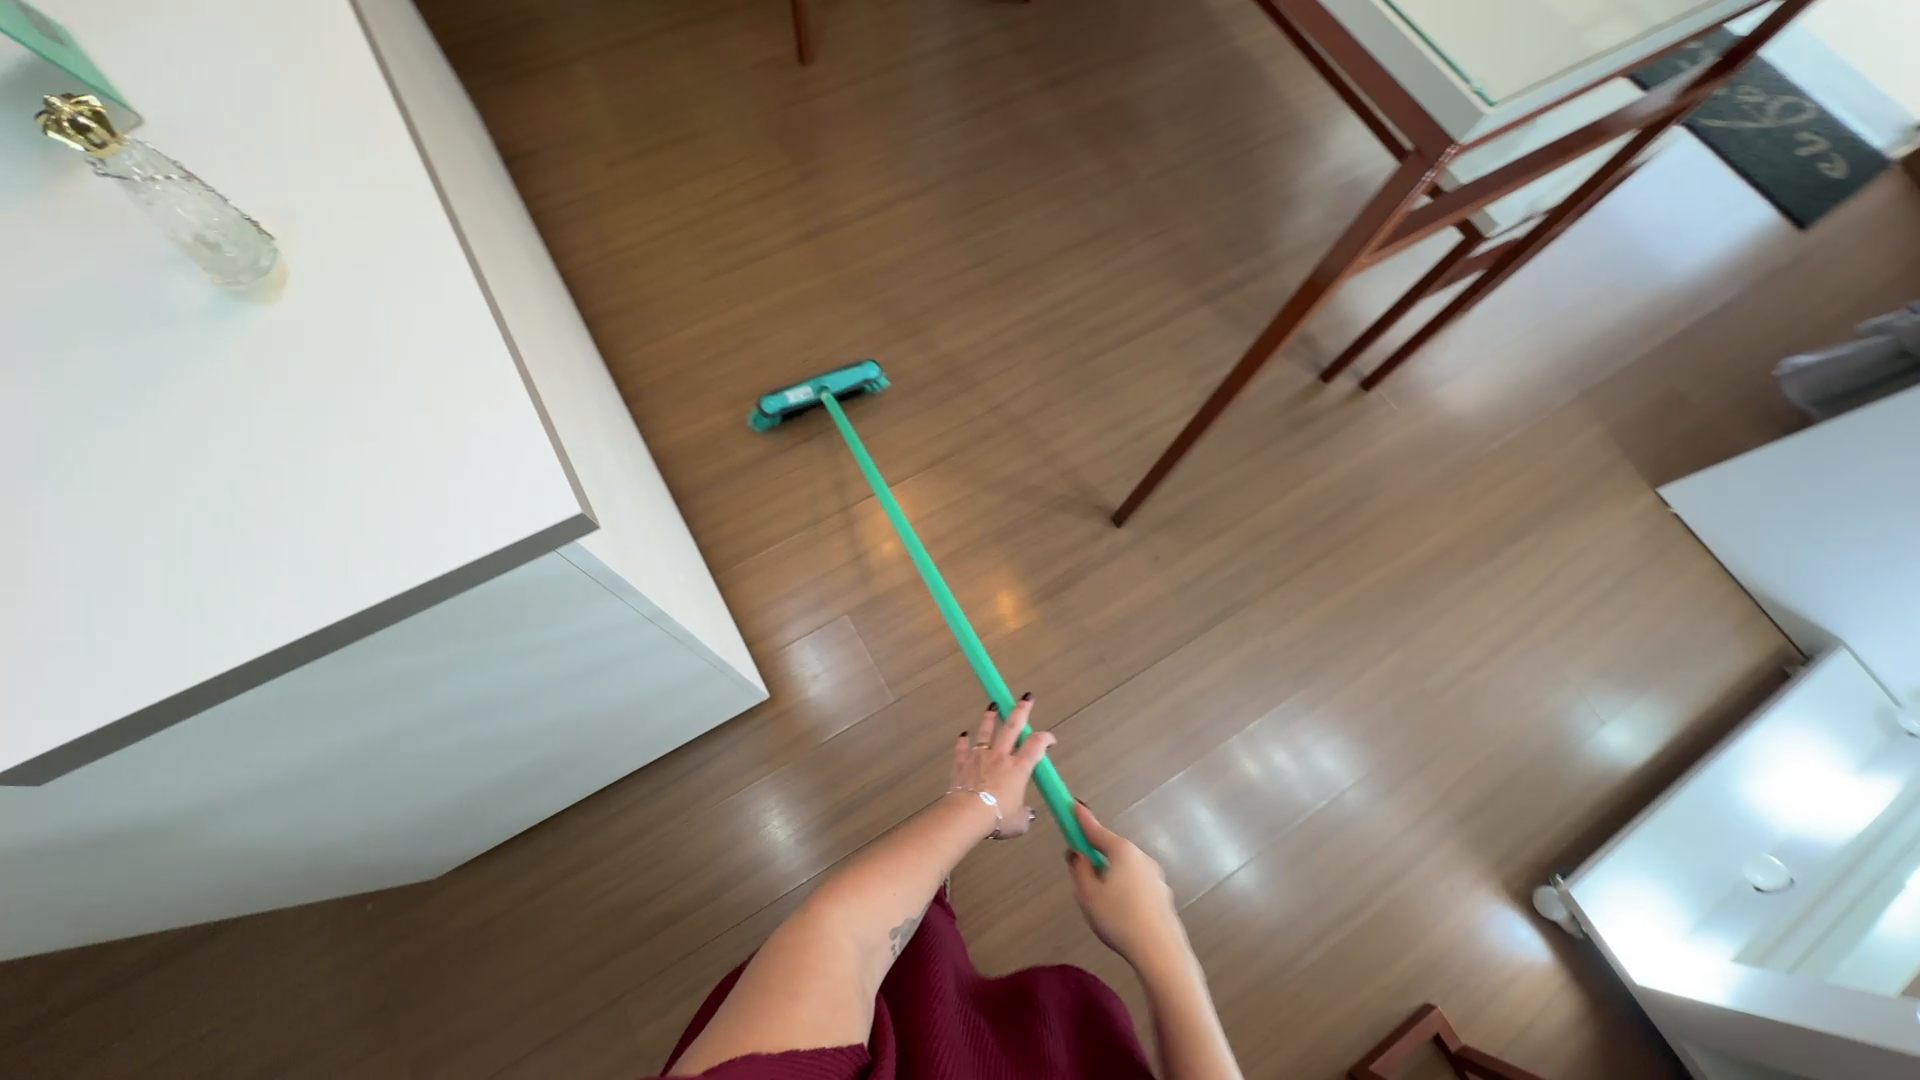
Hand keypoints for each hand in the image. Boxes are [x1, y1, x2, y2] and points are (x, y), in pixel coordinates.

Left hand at [950, 695, 1054, 838]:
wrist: (966, 815)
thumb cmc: (996, 818)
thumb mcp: (1018, 822)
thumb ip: (1024, 815)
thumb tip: (1028, 815)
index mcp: (1018, 768)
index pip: (1036, 745)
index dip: (1046, 738)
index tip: (1050, 739)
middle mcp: (1000, 757)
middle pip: (1012, 727)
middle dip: (1021, 710)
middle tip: (1026, 697)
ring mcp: (979, 757)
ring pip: (986, 732)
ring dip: (990, 718)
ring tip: (992, 706)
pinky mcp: (962, 764)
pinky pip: (962, 749)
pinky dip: (963, 742)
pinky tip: (963, 735)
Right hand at [1065, 802, 1189, 969]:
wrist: (1161, 952)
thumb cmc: (1119, 919)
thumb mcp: (1088, 895)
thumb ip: (1080, 870)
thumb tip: (1078, 854)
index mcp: (1122, 852)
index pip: (1096, 830)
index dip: (1081, 819)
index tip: (1072, 805)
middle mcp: (1141, 857)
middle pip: (1113, 850)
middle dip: (1097, 855)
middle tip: (1082, 872)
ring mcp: (1156, 877)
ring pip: (1126, 869)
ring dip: (1112, 875)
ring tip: (1102, 903)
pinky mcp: (1163, 896)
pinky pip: (1138, 885)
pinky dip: (1126, 890)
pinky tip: (1122, 914)